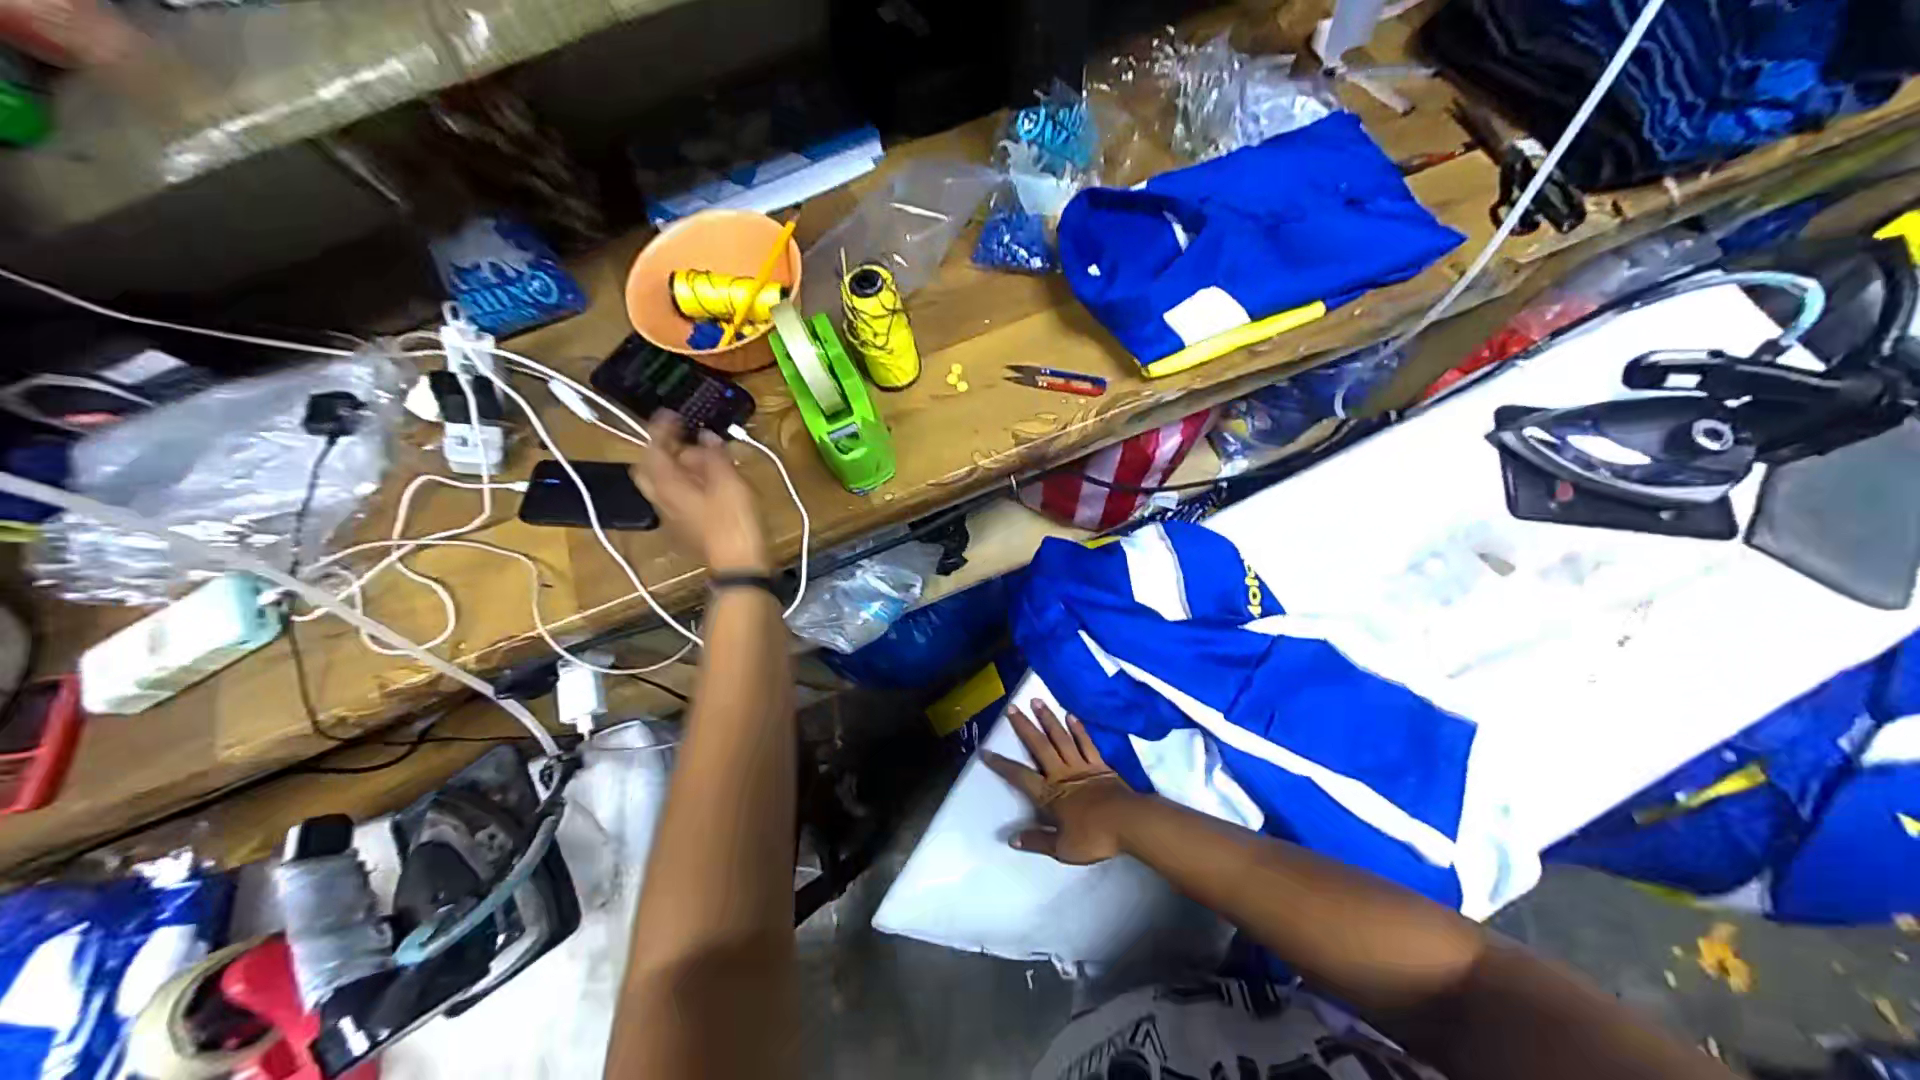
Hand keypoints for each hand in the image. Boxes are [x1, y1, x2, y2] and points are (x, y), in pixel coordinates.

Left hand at [629, 410, 767, 572]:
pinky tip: (708, 485)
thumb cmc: (733, 521)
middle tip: (680, 439)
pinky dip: (686, 485)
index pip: (653, 448)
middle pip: (648, 469)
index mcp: (667, 485)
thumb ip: (714, 455)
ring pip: (662, 485)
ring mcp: (671, 518)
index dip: (661, 428)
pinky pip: (676, 499)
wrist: (739, 566)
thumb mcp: (728, 481)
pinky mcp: (685, 530)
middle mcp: (661, 500)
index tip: (671, 414)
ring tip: (699, 459)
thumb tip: (705, 438)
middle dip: (661, 451)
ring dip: (675, 468)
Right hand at [984, 700, 1137, 864]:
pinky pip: (1086, 743)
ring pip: (1061, 738)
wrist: (1130, 822)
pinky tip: (1071, 716)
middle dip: (1024, 727)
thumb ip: (1037, 840)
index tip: (986, 751)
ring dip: (1048, 719)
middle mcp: (1062, 773)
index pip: (1019, 776)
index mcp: (1049, 794)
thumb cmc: (1094, 836)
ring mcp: (1082, 765)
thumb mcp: (1062, 848)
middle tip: (1012, 707)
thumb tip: (1012, 839)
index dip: (1001, 765)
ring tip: (1037, 701)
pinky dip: (1078, 729)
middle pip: (1039, 746)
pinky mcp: (1100, 764)